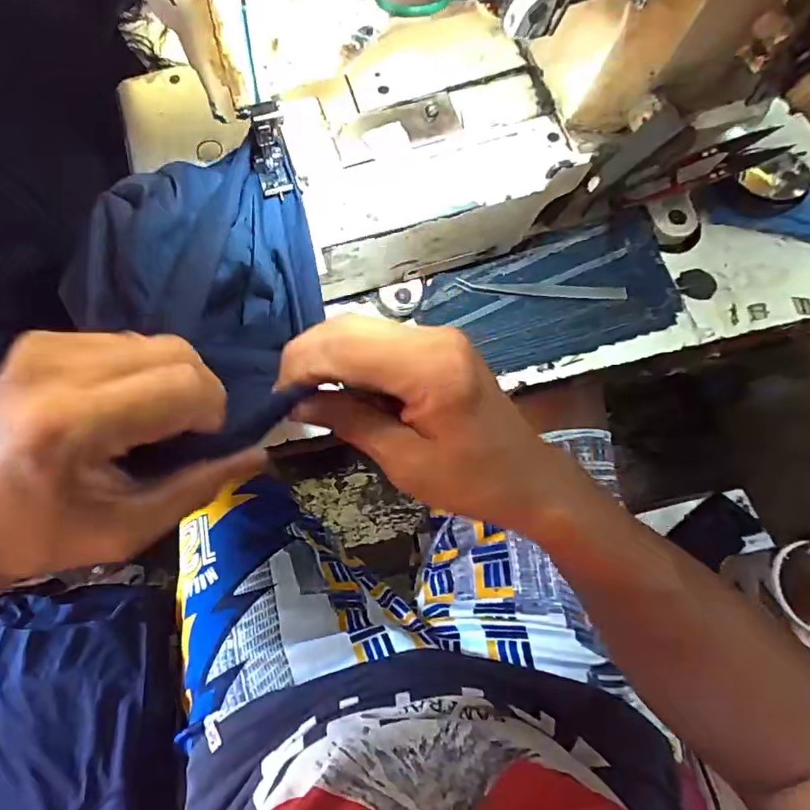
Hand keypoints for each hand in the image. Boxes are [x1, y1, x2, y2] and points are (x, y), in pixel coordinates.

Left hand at [0, 331, 267, 598]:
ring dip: (166, 380)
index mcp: (73, 422)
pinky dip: (136, 372)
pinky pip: (118, 342)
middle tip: (182, 435)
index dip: (214, 411)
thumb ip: (197, 487)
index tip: (204, 443)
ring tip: (144, 425)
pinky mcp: (34, 341)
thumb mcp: (126, 529)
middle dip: (198, 391)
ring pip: (149, 342)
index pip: (183, 384)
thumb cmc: (38, 539)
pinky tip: (115, 409)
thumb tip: (259, 454)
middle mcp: (55, 368)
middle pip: (173, 351)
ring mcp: (40, 347)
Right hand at [278, 314, 614, 537]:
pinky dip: (347, 357)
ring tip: (304, 392)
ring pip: (357, 326)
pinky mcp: (435, 344)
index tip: (278, 401)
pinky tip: (335, 384)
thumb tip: (298, 403)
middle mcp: (431, 337)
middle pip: (347, 326)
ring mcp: (435, 336)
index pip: (344, 346)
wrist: (531, 479)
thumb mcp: (405, 462)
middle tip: (286, 397)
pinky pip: (376, 338)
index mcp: (428, 367)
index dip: (301, 367)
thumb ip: (350, 422)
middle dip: (306, 356)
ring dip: (324, 354)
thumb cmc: (473, 482)